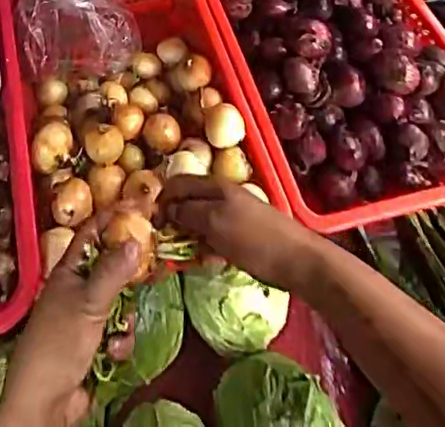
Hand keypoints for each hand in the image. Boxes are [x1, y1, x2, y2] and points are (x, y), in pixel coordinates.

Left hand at [0, 218, 138, 426]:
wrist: (44, 405)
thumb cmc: (59, 344)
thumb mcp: (89, 303)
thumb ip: (114, 271)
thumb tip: (136, 239)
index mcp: (68, 272)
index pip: (92, 232)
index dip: (112, 216)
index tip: (139, 206)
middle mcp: (77, 289)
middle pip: (111, 266)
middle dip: (129, 274)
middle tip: (149, 269)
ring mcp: (85, 317)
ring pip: (120, 300)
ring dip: (124, 317)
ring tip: (120, 330)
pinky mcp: (94, 343)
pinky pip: (118, 330)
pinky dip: (120, 341)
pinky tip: (113, 354)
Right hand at [161, 175, 330, 289]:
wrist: (297, 260)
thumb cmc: (256, 240)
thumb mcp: (217, 223)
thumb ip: (190, 212)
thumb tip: (167, 208)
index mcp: (215, 186)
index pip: (177, 183)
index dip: (160, 199)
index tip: (147, 222)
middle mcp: (222, 196)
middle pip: (187, 202)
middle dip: (172, 220)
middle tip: (160, 243)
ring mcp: (232, 214)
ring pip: (198, 222)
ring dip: (188, 237)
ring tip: (181, 256)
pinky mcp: (240, 234)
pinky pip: (213, 236)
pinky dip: (205, 247)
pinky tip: (205, 262)